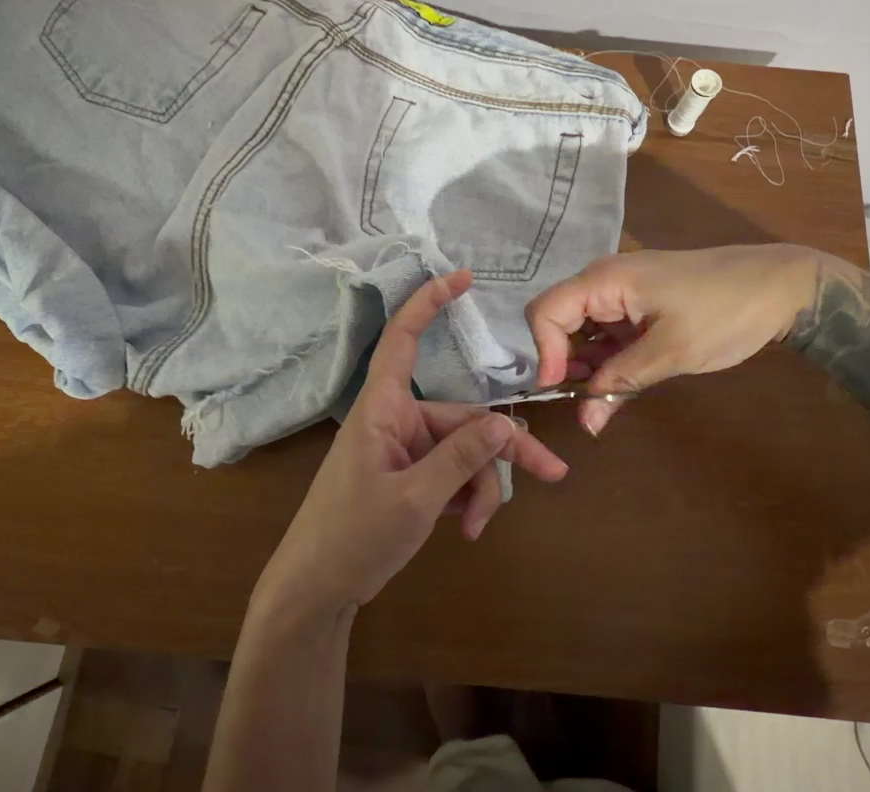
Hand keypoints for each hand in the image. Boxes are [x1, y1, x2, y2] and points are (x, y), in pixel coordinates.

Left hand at [259, 269, 570, 618]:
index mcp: (383, 408)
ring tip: (478, 527)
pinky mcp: (410, 479)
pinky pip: (452, 474)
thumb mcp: (416, 498)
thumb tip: (506, 424)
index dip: (430, 303)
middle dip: (501, 452)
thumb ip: (462, 457)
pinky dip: (466, 498)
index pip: (404, 339)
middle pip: (464, 418)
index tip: (463, 278)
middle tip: (552, 474)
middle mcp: (397, 421)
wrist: (316, 591)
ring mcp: (404, 451)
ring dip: (481, 487)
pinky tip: (466, 530)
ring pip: (464, 452)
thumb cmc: (352, 536)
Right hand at [523, 245, 829, 433]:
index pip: (545, 311)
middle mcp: (605, 282)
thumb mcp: (672, 352)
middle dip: (564, 362)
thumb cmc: (726, 312)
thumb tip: (584, 422)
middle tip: (584, 401)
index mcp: (605, 280)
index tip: (561, 390)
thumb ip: (621, 383)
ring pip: (581, 332)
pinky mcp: (639, 307)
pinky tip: (619, 387)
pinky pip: (607, 334)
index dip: (544, 352)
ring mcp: (622, 294)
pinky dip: (607, 361)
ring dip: (586, 366)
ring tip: (604, 399)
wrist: (783, 288)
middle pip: (558, 321)